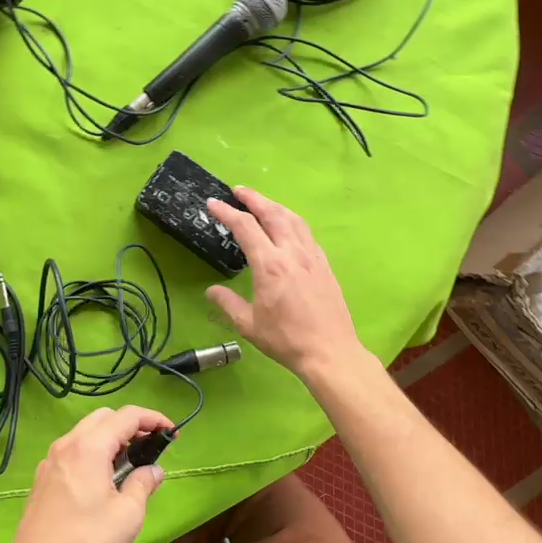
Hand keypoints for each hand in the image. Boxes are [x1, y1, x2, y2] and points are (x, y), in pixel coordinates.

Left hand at [0, 405, 173, 542]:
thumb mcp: (128, 515)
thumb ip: (143, 484)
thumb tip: (153, 471)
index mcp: (89, 447)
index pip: (127, 416)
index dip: (153, 418)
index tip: (171, 432)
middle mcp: (66, 445)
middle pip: (103, 417)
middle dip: (130, 425)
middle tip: (150, 448)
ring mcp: (50, 460)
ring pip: (85, 432)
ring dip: (110, 438)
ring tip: (128, 465)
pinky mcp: (42, 478)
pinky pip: (72, 451)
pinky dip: (92, 452)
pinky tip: (101, 480)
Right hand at [205, 187, 369, 383]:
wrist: (330, 352)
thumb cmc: (286, 339)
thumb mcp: (249, 325)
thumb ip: (228, 303)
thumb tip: (211, 291)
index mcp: (270, 265)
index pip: (245, 227)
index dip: (227, 212)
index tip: (213, 203)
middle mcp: (292, 253)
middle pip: (272, 213)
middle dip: (253, 198)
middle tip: (238, 190)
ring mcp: (312, 256)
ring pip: (293, 219)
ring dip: (274, 205)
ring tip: (261, 202)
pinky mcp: (324, 264)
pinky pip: (306, 233)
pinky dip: (292, 221)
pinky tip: (288, 226)